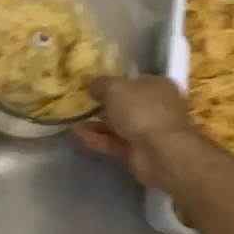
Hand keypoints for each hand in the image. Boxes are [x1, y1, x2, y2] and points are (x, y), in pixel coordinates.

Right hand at [72, 75, 206, 191]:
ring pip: (118, 125)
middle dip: (103, 105)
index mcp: (158, 86)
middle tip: (80, 104)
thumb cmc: (142, 110)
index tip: (94, 86)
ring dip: (96, 124)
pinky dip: (98, 139)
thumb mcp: (115, 88)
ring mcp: (148, 131)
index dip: (115, 82)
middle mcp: (156, 107)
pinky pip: (114, 142)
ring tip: (72, 121)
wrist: (162, 152)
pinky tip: (77, 135)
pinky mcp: (139, 152)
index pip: (135, 81)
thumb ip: (101, 84)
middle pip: (126, 104)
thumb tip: (92, 85)